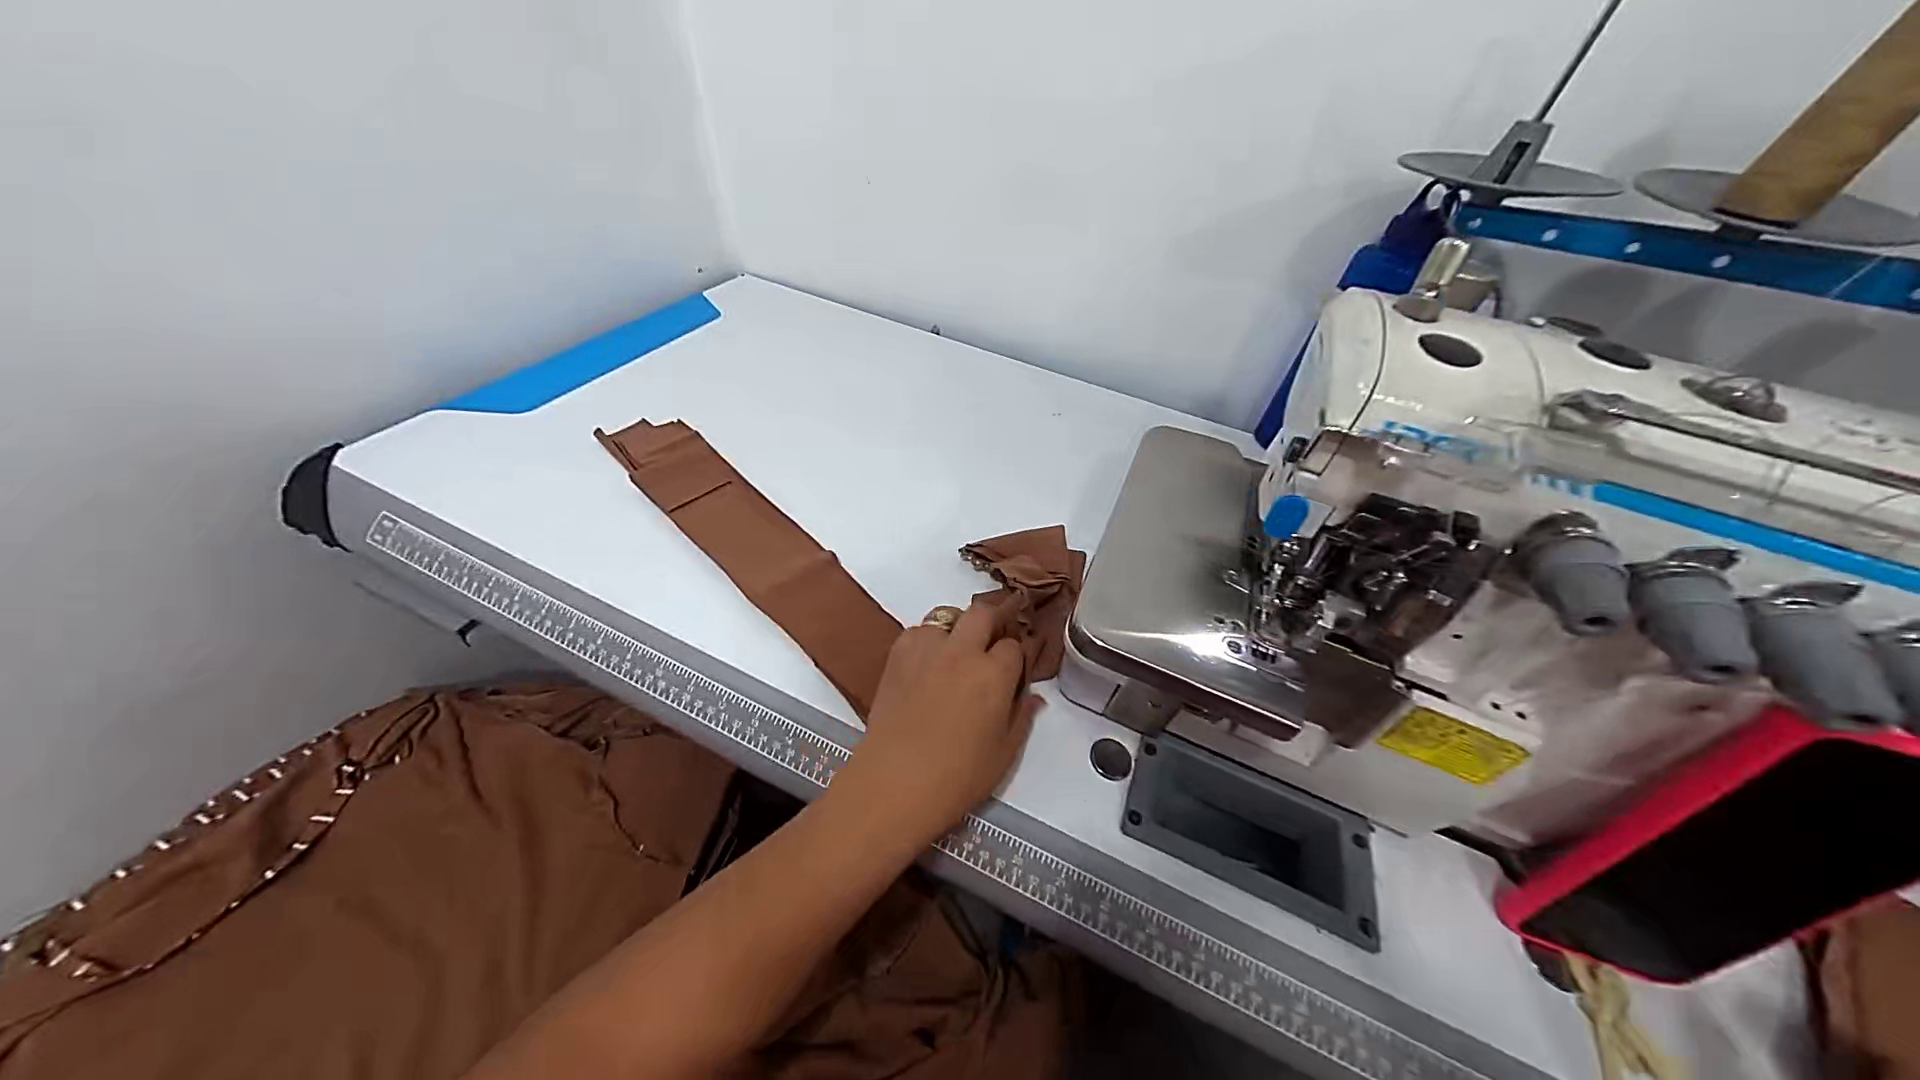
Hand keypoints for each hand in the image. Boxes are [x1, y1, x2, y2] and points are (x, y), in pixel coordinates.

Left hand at [832, 601, 1040, 848]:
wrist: (895, 782)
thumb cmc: (958, 776)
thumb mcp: (1004, 753)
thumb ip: (1022, 717)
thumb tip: (1034, 697)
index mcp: (995, 674)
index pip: (1014, 646)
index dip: (1017, 657)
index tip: (1014, 670)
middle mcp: (962, 652)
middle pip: (983, 614)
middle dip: (992, 622)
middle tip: (991, 644)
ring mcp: (926, 650)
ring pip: (946, 617)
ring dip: (956, 630)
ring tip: (955, 655)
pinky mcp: (897, 656)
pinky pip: (916, 633)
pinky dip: (925, 642)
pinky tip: (926, 665)